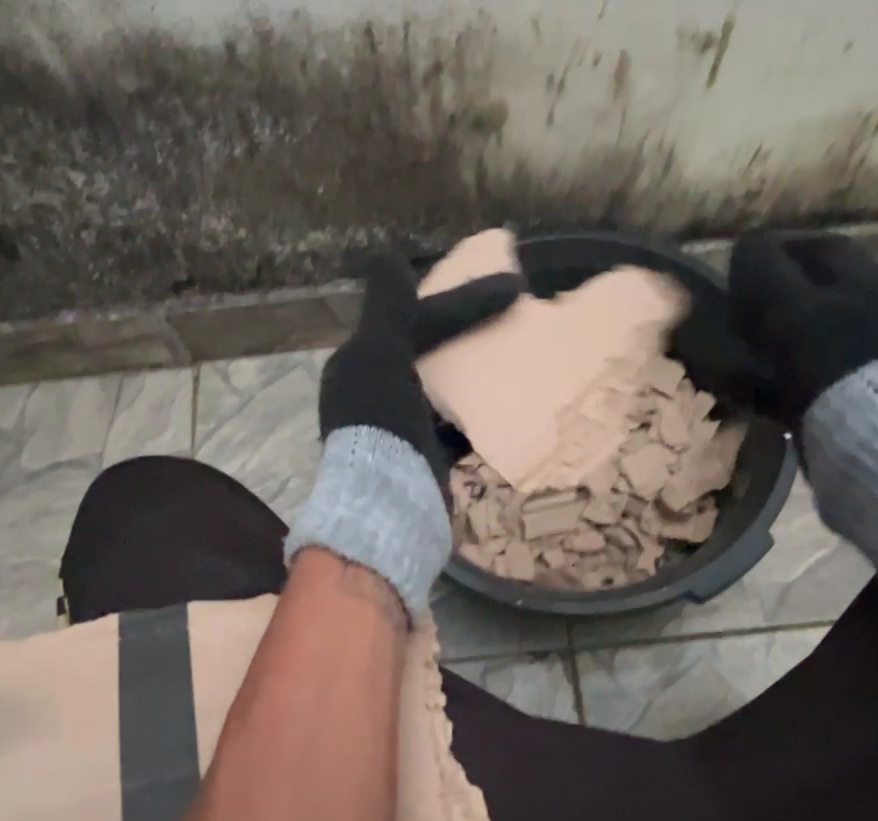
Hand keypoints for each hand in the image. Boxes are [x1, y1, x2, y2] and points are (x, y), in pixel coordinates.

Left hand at [287, 255, 521, 618]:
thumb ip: (388, 310)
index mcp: (361, 365)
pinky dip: (475, 417)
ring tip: (516, 361)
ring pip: (441, 390)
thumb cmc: (381, 424)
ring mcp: (398, 430)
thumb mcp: (380, 356)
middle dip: (465, 336)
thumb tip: (388, 256)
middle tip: (514, 319)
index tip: (513, 289)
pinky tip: (505, 409)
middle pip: (426, 353)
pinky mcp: (421, 460)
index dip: (461, 302)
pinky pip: (452, 429)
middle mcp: (374, 395)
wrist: (388, 507)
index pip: (413, 319)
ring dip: (473, 377)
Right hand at [724, 230, 877, 573]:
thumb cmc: (838, 367)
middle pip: (815, 293)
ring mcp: (872, 358)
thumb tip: (746, 244)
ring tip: (737, 351)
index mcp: (866, 282)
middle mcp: (875, 312)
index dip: (776, 250)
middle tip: (733, 312)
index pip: (818, 248)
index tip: (737, 265)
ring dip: (773, 340)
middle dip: (773, 298)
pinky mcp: (860, 399)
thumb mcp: (793, 310)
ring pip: (809, 336)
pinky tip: (755, 390)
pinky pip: (811, 377)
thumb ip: (766, 273)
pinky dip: (780, 378)